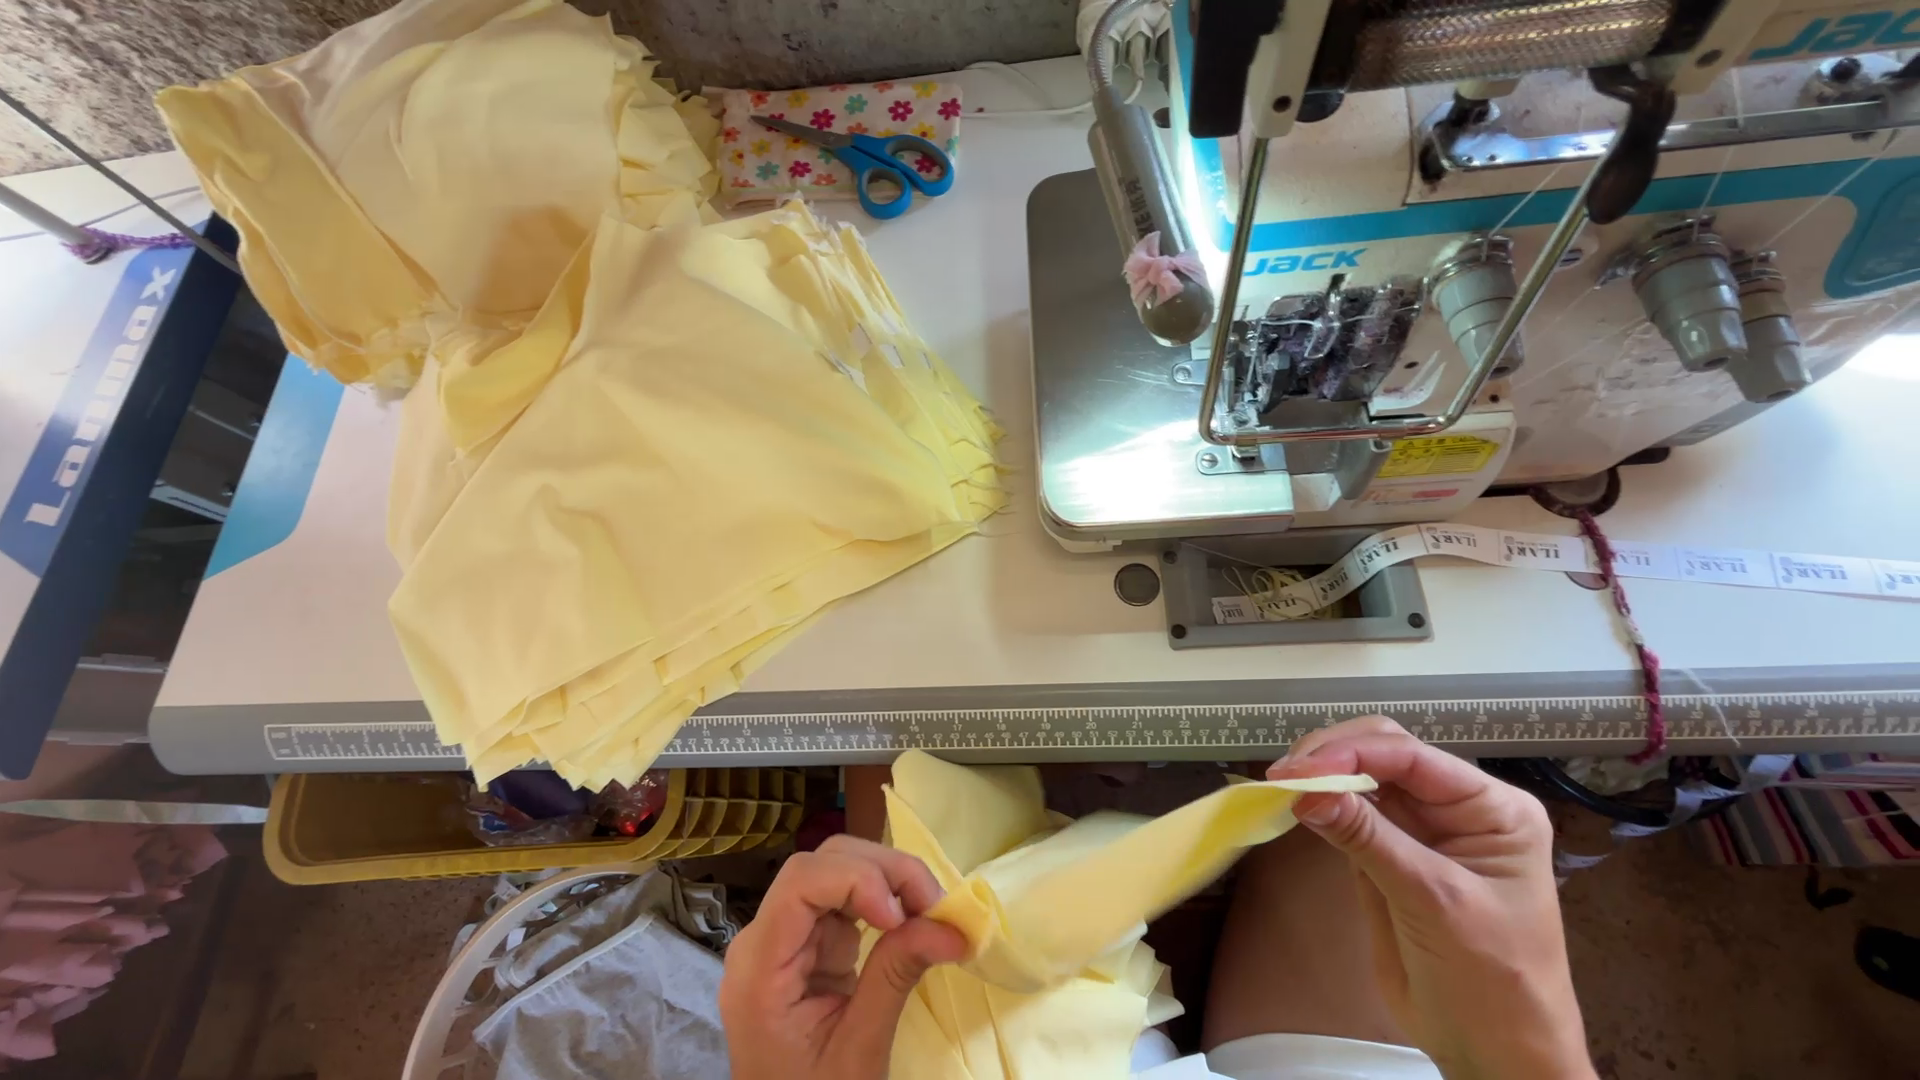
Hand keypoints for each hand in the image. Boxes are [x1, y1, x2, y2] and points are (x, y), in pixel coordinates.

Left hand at [720, 835, 968, 1079]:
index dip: (856, 879)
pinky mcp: (809, 942)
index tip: (902, 915)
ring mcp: (787, 937)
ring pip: (837, 870)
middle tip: (936, 906)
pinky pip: (848, 898)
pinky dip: (886, 899)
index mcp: (759, 968)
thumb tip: (953, 926)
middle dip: (884, 872)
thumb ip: (895, 979)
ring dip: (890, 879)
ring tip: (932, 910)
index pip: (800, 882)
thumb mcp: (858, 1052)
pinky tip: (913, 918)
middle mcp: (765, 938)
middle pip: (822, 865)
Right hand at [1268, 717, 1593, 1079]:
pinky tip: (1296, 804)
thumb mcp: (1433, 902)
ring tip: (1281, 786)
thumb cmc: (1491, 982)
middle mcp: (1457, 807)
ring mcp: (1422, 827)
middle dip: (1332, 754)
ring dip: (1321, 773)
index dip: (1351, 753)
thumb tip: (1302, 790)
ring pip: (1363, 775)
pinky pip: (1351, 811)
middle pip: (1385, 751)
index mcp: (1492, 809)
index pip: (1411, 757)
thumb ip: (1369, 839)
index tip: (1294, 770)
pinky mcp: (1390, 850)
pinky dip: (1321, 802)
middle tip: (1282, 777)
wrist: (1496, 1058)